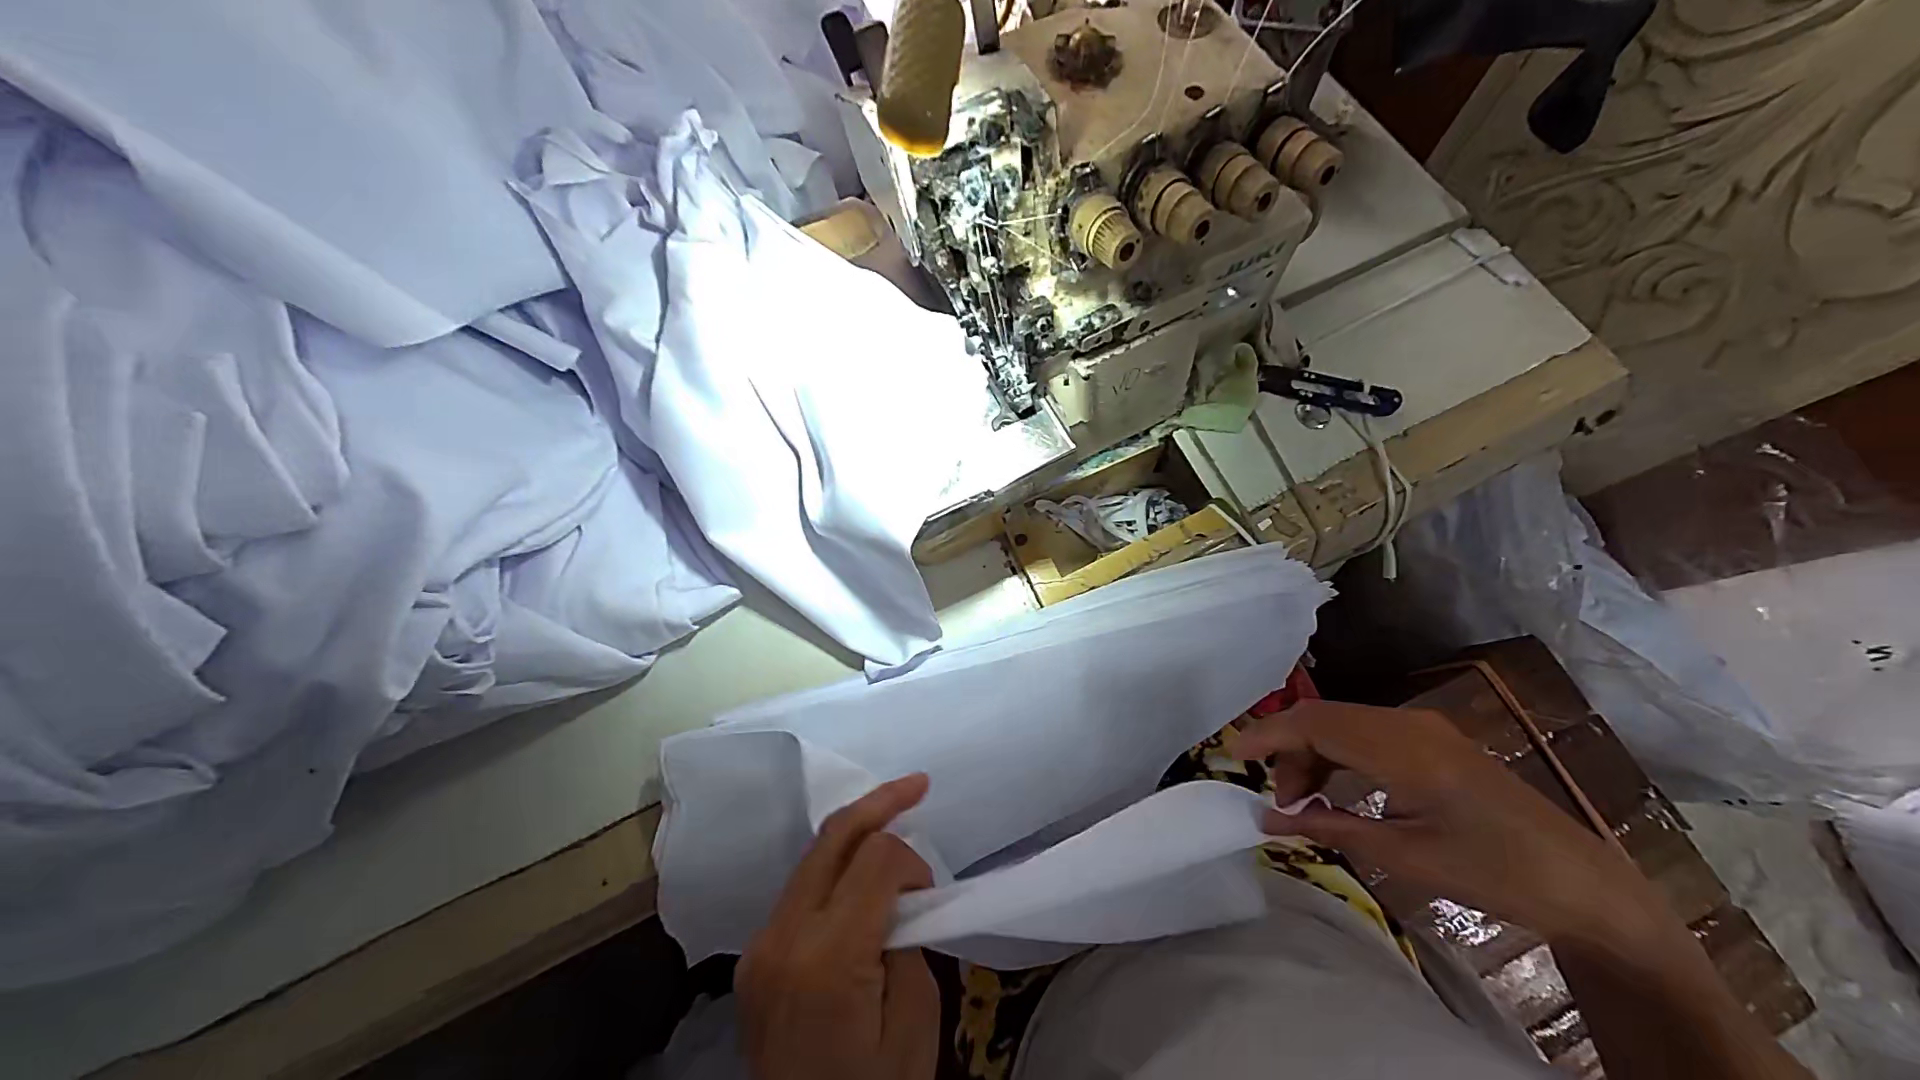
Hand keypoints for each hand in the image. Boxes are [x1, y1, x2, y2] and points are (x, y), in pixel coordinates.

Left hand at [736, 774, 939, 1079]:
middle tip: (917, 784)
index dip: (912, 858)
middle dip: (879, 803)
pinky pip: (799, 890)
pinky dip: (834, 868)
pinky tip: (860, 870)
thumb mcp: (915, 1025)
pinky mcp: (754, 955)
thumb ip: (908, 944)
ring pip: (811, 857)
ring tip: (894, 812)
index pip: (874, 860)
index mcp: (828, 958)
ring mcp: (761, 944)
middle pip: (832, 839)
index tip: (931, 890)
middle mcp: (783, 937)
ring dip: (855, 832)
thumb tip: (898, 899)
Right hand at [1239, 700, 1657, 941]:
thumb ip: (1329, 826)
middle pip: (1323, 717)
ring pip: (1341, 723)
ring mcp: (1424, 729)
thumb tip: (1267, 818)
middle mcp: (1409, 724)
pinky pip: (1365, 734)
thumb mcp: (1404, 857)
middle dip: (1286, 750)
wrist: (1585, 885)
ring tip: (1301, 800)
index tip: (1232, 757)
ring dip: (1311, 753)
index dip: (1267, 735)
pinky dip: (1337, 755)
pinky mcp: (1432, 742)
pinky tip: (1333, 788)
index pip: (1314, 722)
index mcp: (1404, 748)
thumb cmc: (1496, 874)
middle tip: (1276, 799)